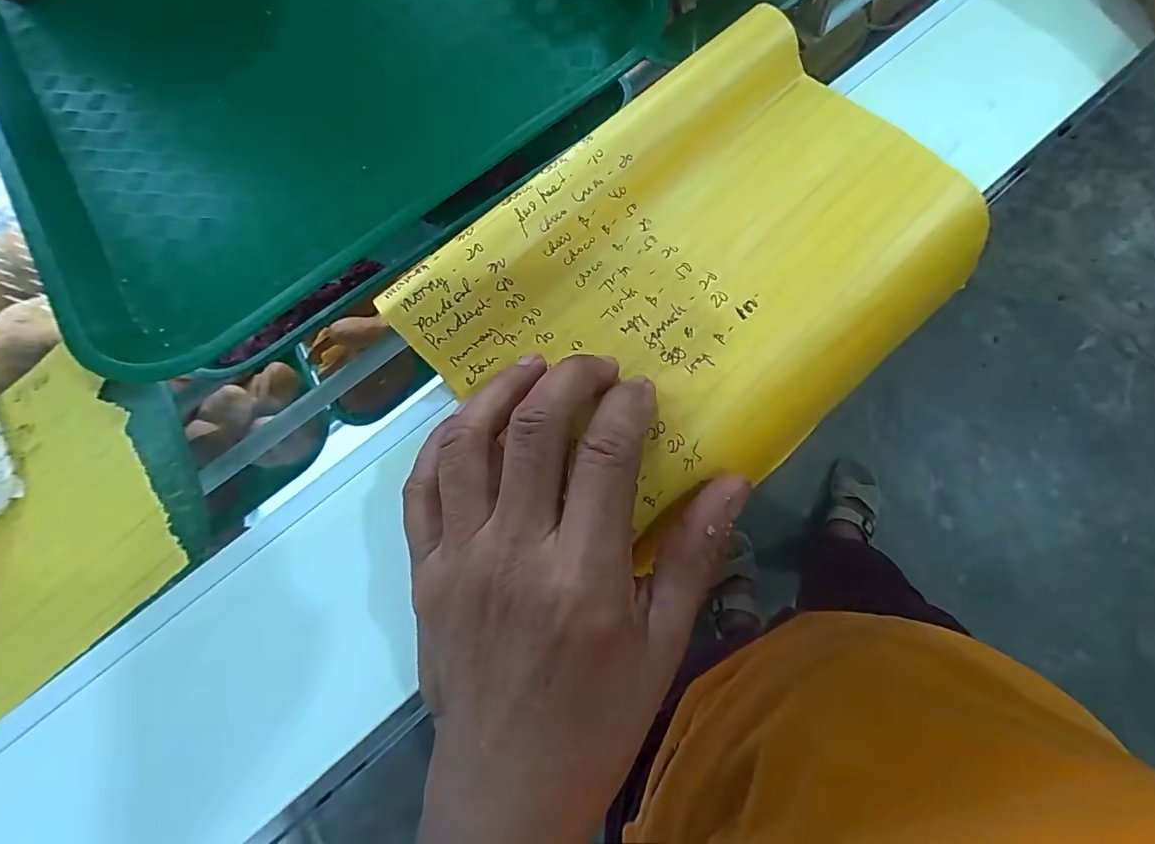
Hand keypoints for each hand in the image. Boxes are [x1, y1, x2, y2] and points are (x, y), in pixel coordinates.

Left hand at [407, 354, 751, 843]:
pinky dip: (445, 440)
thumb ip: (695, 556)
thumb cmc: (597, 717)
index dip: (625, 406)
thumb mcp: (663, 644)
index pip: (604, 455)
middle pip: (533, 431)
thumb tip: (733, 480)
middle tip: (595, 365)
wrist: (504, 788)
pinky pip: (421, 486)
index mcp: (582, 574)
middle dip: (568, 380)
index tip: (640, 388)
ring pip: (467, 444)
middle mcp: (514, 553)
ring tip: (533, 368)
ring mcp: (459, 558)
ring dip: (500, 391)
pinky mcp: (424, 571)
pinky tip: (472, 418)